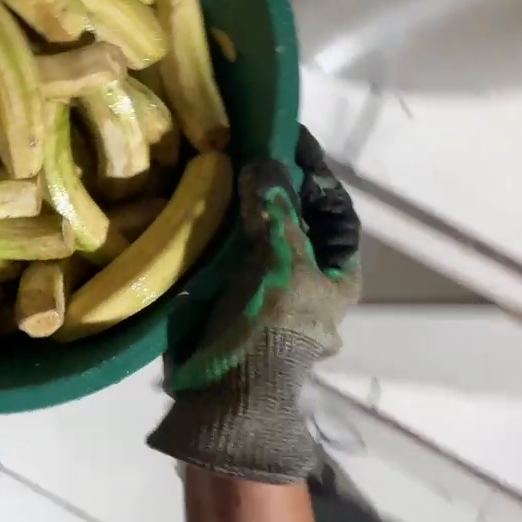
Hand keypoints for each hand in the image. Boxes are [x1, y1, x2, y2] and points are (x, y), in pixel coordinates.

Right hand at [147, 129, 360, 482]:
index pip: (331, 205)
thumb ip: (277, 214)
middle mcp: (300, 273)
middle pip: (289, 215)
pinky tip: (185, 202)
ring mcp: (260, 283)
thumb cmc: (270, 329)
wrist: (226, 388)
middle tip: (237, 144)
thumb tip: (266, 163)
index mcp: (335, 271)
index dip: (313, 169)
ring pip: (250, 229)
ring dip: (233, 201)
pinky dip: (206, 224)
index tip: (287, 132)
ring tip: (207, 165)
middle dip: (268, 183)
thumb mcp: (283, 266)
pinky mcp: (222, 291)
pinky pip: (217, 247)